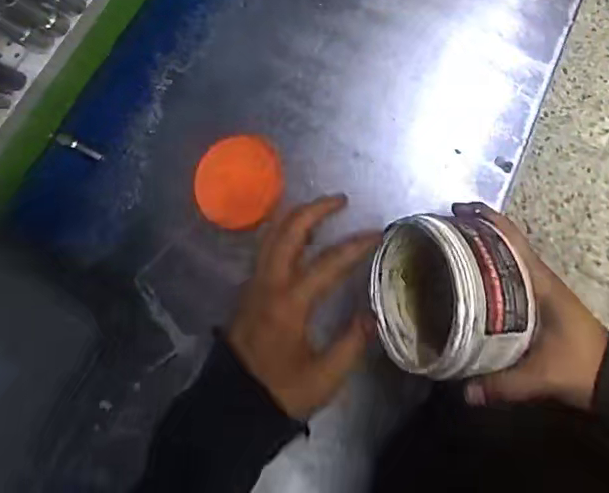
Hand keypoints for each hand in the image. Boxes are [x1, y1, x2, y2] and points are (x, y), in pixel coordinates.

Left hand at [226, 194, 380, 418]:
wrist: (231, 407)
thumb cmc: (279, 393)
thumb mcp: (323, 379)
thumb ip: (350, 344)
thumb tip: (371, 316)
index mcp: (290, 302)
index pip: (329, 262)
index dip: (355, 245)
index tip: (377, 233)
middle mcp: (270, 282)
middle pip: (291, 229)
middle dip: (317, 208)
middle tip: (342, 200)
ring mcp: (255, 282)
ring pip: (274, 232)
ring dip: (298, 215)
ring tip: (321, 211)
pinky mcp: (248, 288)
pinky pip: (266, 245)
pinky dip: (284, 230)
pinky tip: (298, 235)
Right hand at [453, 202, 608, 409]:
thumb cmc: (580, 365)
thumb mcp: (541, 376)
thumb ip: (503, 384)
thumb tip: (464, 390)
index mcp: (540, 280)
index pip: (511, 236)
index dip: (485, 218)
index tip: (457, 212)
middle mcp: (539, 276)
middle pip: (505, 240)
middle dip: (476, 230)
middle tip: (443, 231)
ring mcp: (540, 286)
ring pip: (507, 256)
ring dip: (483, 246)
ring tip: (450, 249)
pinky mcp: (540, 300)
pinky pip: (510, 272)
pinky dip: (491, 267)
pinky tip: (471, 280)